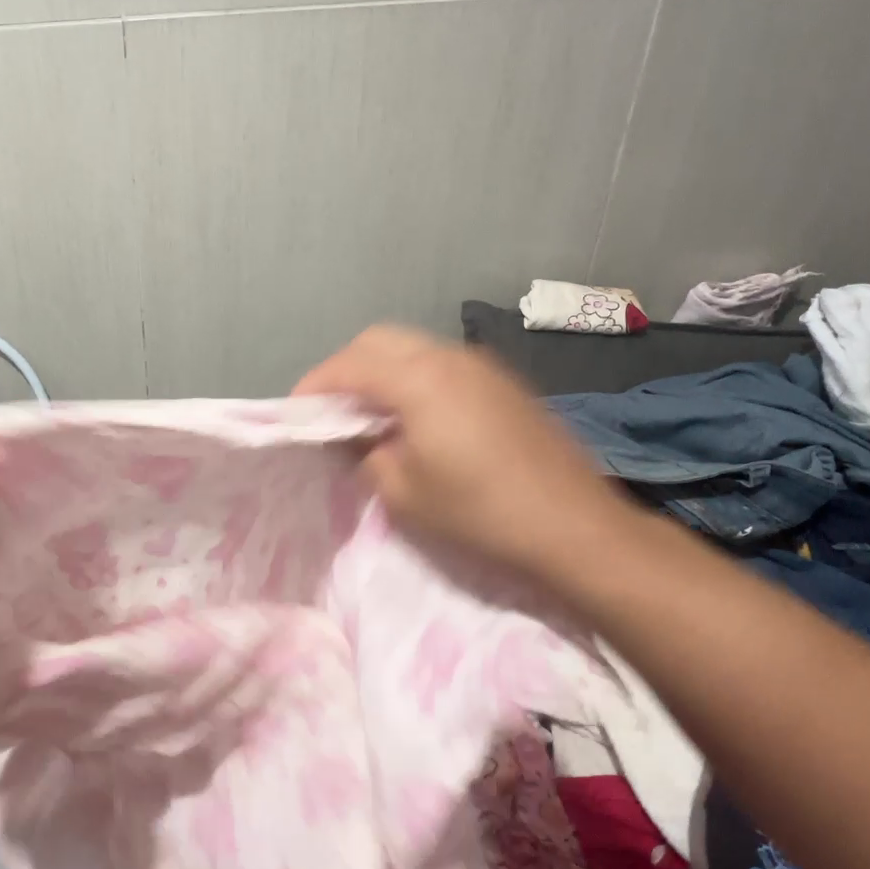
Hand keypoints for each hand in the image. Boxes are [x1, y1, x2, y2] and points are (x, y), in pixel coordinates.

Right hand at [294, 324, 639, 576]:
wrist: (575, 527)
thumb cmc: (480, 511)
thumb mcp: (402, 492)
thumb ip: (365, 453)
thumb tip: (356, 437)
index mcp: (418, 379)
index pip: (347, 365)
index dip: (313, 388)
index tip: (294, 416)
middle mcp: (448, 357)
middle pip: (377, 341)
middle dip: (344, 369)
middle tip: (331, 411)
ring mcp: (481, 365)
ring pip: (411, 347)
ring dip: (380, 371)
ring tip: (369, 415)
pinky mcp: (502, 382)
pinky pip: (440, 363)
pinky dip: (412, 377)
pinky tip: (415, 418)